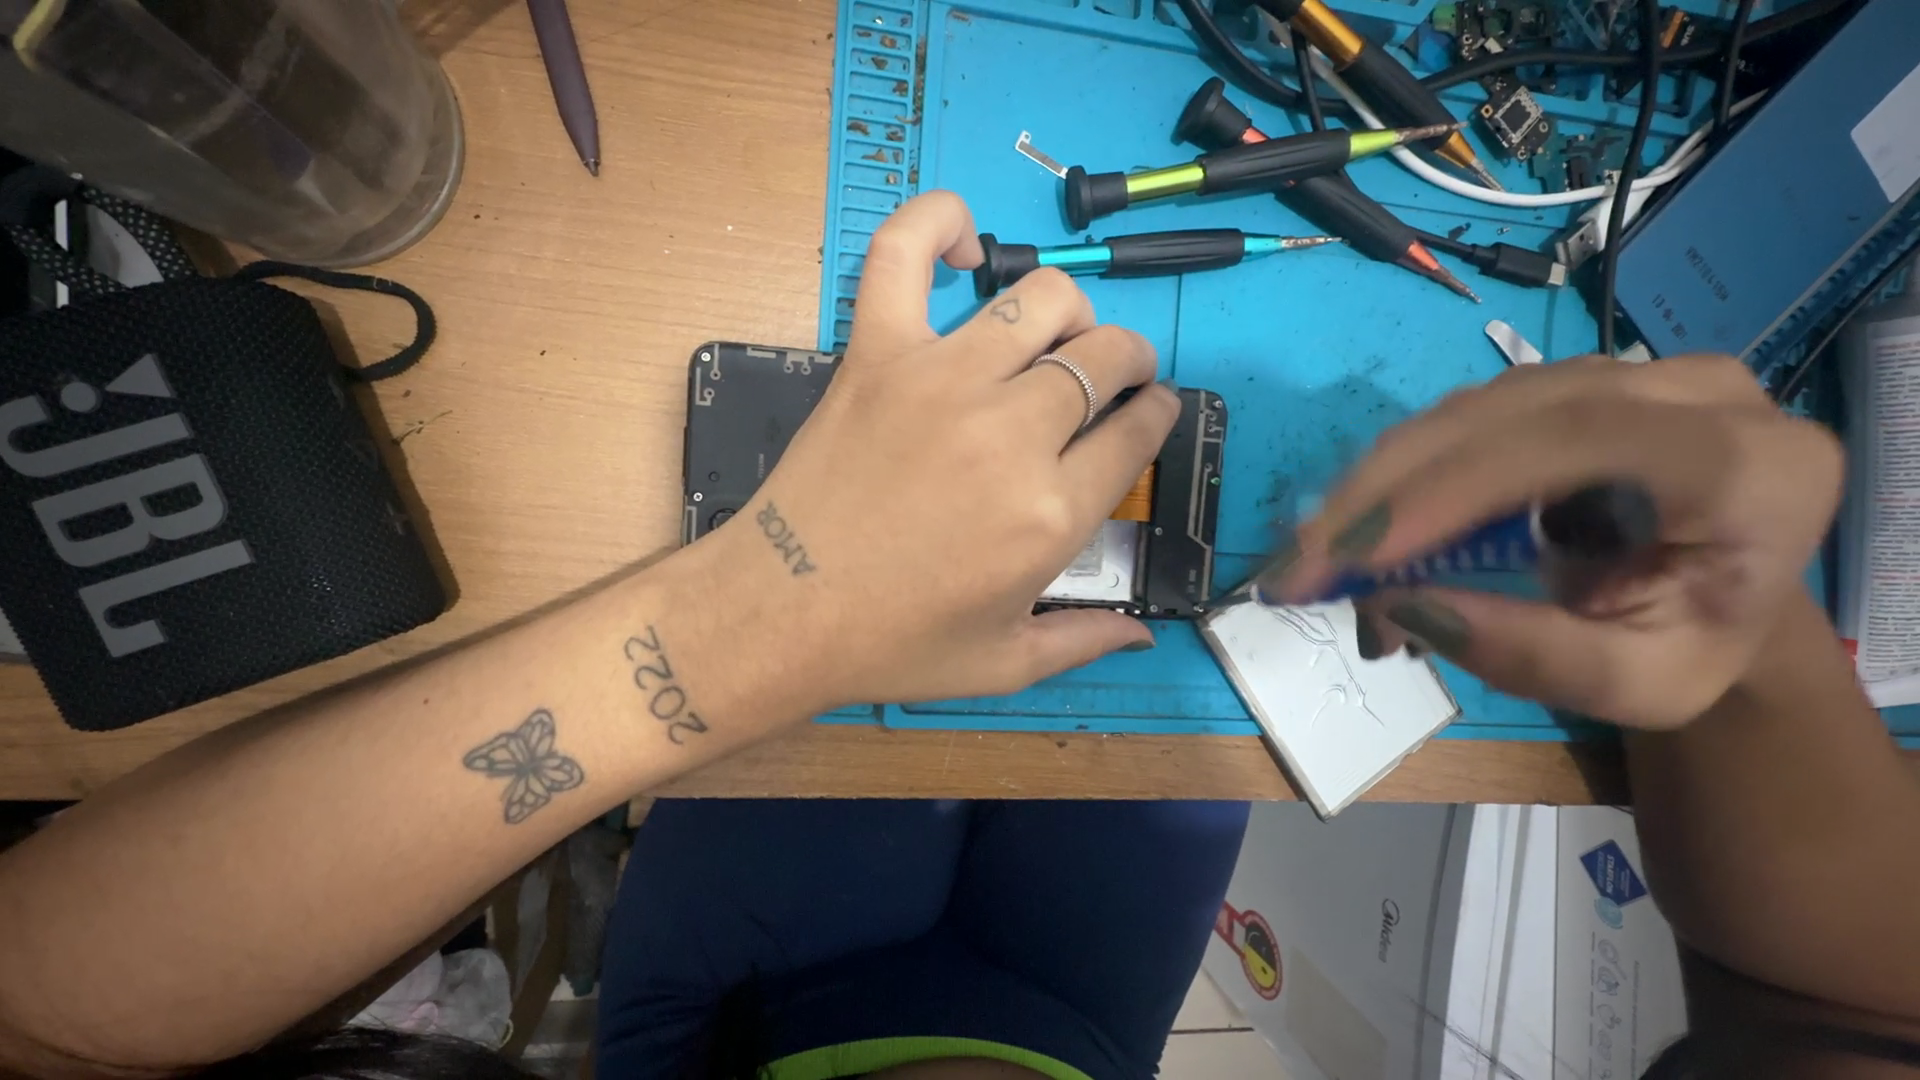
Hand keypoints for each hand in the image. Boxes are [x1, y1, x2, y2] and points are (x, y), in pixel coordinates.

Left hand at [692, 192, 1176, 708]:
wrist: (781, 613)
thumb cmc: (893, 644)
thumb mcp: (1003, 665)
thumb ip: (1083, 643)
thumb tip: (1143, 637)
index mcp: (1052, 512)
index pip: (1138, 431)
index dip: (1156, 413)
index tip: (1148, 411)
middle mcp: (1012, 432)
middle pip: (1106, 355)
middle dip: (1129, 358)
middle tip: (1112, 375)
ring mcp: (942, 380)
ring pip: (1042, 300)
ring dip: (1069, 310)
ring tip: (1057, 334)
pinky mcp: (878, 353)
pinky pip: (905, 253)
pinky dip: (937, 223)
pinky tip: (962, 243)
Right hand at [1258, 355, 1843, 729]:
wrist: (1715, 596)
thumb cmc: (1687, 648)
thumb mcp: (1630, 683)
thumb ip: (1527, 652)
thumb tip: (1393, 606)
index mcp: (1744, 462)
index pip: (1568, 444)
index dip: (1444, 491)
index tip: (1347, 560)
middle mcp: (1685, 390)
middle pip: (1495, 418)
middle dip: (1379, 494)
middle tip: (1298, 565)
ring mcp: (1619, 374)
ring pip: (1458, 413)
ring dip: (1370, 484)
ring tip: (1310, 554)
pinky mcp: (1560, 385)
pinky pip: (1453, 418)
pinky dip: (1389, 474)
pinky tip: (1350, 524)